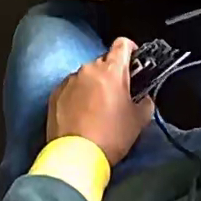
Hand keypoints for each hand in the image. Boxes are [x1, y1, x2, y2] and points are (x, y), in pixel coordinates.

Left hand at [47, 38, 154, 164]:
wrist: (76, 157)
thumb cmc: (111, 136)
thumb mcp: (139, 120)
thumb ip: (146, 102)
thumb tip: (144, 98)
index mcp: (111, 70)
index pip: (122, 44)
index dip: (131, 49)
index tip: (134, 61)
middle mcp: (88, 69)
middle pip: (104, 62)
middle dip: (112, 74)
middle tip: (118, 94)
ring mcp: (69, 80)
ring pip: (87, 75)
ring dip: (94, 85)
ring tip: (97, 107)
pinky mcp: (55, 93)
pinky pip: (71, 87)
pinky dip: (78, 95)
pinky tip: (81, 113)